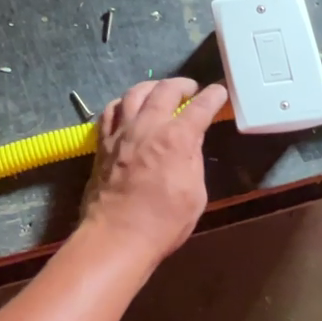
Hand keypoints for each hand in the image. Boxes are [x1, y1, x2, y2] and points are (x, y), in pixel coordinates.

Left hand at [79, 77, 229, 266]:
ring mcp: (121, 132)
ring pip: (134, 93)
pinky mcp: (103, 143)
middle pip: (165, 90)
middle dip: (181, 85)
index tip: (218, 92)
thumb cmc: (164, 222)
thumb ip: (193, 160)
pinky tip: (127, 108)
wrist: (117, 235)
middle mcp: (148, 126)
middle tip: (190, 89)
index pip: (200, 107)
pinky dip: (122, 103)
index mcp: (177, 138)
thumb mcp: (195, 193)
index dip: (212, 96)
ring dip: (151, 88)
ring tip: (159, 91)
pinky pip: (110, 112)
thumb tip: (190, 143)